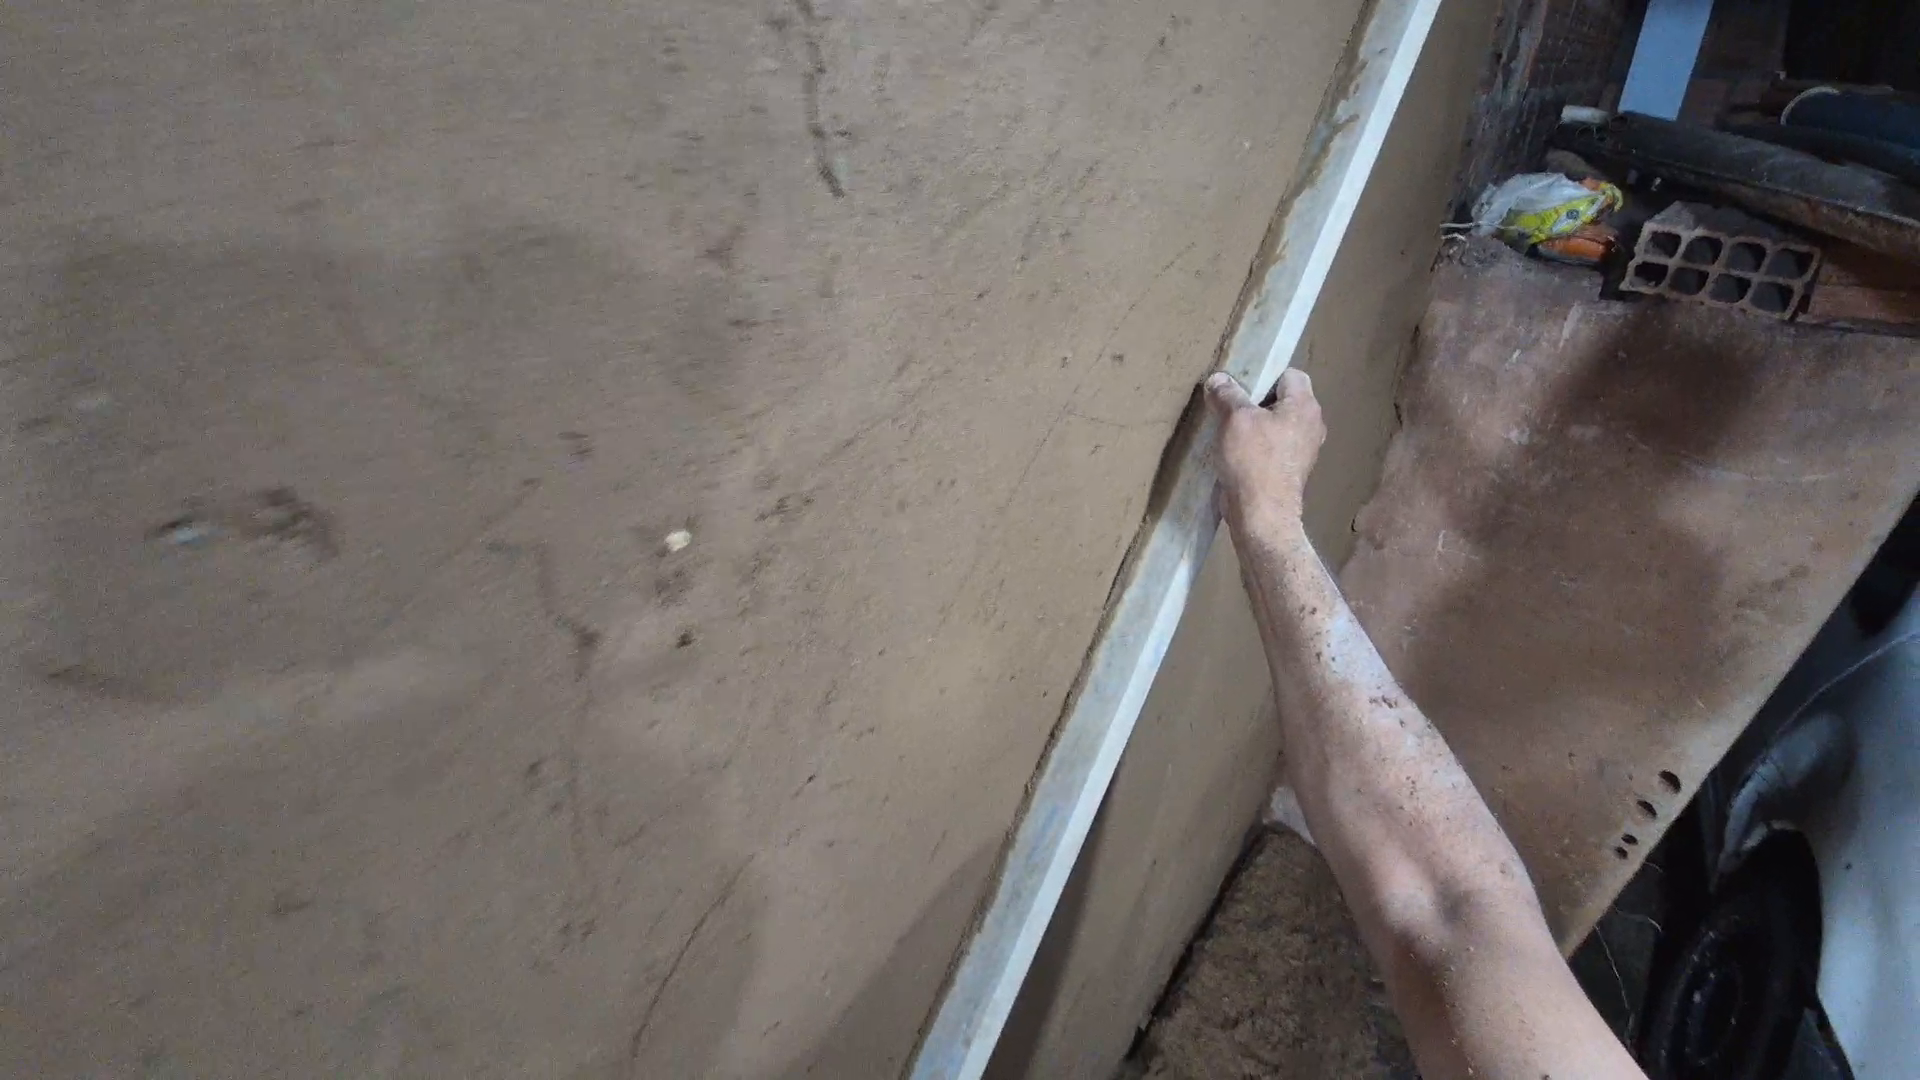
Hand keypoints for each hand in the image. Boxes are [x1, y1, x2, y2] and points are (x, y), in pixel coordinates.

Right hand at [1204, 369, 1324, 530]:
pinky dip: (1258, 448)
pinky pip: (1274, 448)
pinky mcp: (1291, 470)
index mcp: (1305, 406)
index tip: (1241, 389)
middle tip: (1231, 409)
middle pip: (1284, 401)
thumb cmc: (1252, 460)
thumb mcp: (1234, 420)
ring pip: (1278, 425)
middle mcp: (1312, 425)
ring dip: (1256, 426)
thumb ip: (1227, 395)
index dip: (1265, 376)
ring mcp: (1304, 450)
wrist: (1261, 513)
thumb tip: (1218, 378)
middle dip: (1257, 402)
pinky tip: (1236, 455)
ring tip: (1230, 432)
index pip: (1291, 374)